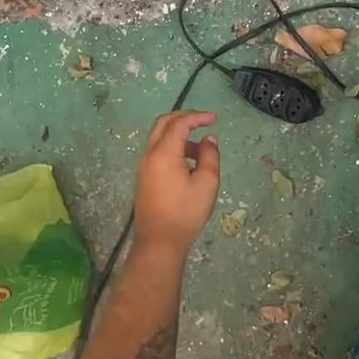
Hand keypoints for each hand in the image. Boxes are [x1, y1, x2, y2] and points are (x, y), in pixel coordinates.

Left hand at [131, 111, 221, 252]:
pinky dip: (172, 146)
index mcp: (164, 153)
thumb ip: (210, 156)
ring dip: (178, 134)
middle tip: (203, 121)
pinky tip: (188, 162)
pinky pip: (157, 151)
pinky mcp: (144, 177)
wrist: (159, 241)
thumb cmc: (185, 212)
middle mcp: (149, 154)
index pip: (180, 123)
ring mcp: (143, 166)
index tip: (215, 119)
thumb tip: (209, 140)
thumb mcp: (207, 183)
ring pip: (158, 137)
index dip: (198, 117)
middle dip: (184, 118)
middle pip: (163, 123)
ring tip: (200, 148)